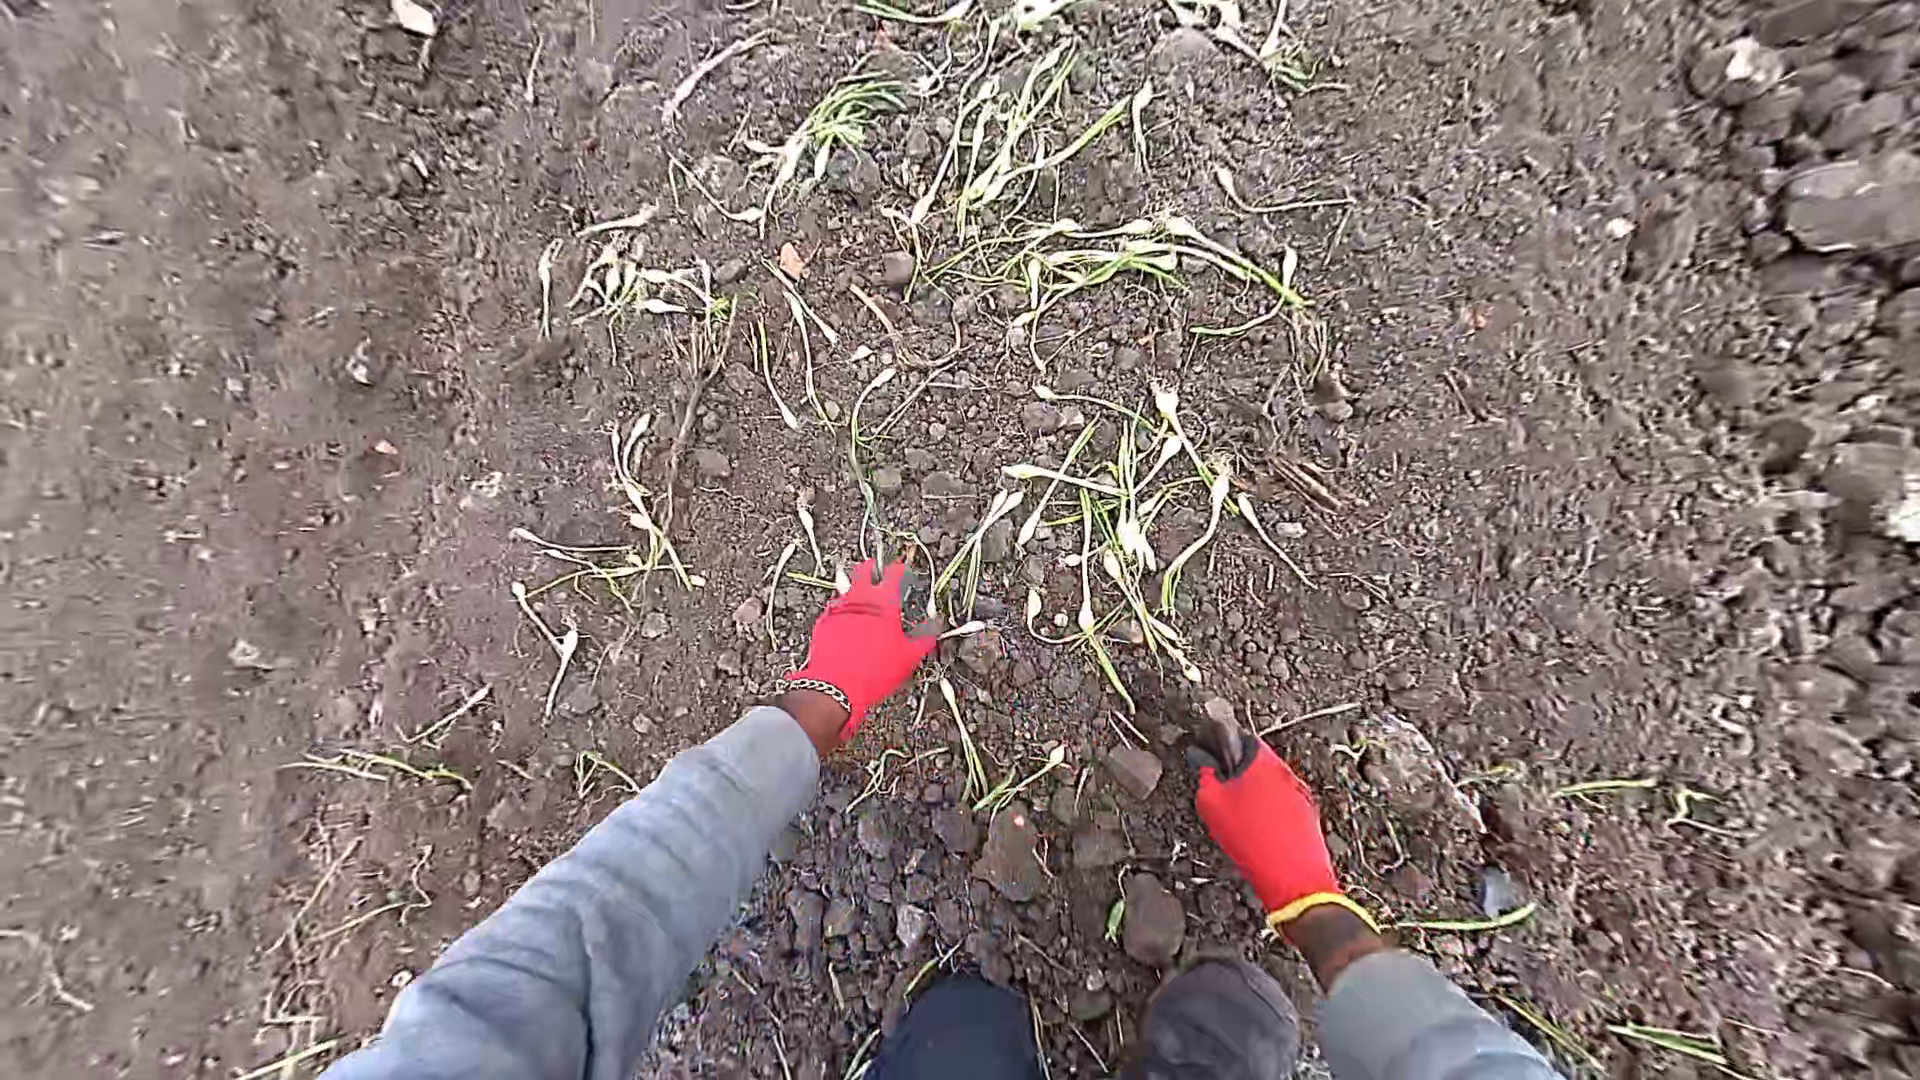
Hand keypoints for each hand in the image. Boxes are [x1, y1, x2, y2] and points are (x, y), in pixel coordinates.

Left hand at [785, 560, 936, 744]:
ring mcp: (839, 608)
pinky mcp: (823, 622)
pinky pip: (833, 608)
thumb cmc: (874, 671)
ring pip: (847, 587)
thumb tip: (933, 632)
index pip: (894, 574)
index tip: (901, 568)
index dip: (899, 568)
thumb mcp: (907, 657)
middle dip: (871, 567)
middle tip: (876, 569)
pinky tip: (845, 618)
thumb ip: (922, 640)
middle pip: (864, 571)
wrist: (836, 687)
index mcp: (884, 603)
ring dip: (855, 588)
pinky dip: (841, 609)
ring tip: (862, 596)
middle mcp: (860, 599)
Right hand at [1195, 735, 1375, 934]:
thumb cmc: (1252, 839)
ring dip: (1253, 790)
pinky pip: (1281, 801)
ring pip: (1269, 781)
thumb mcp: (1212, 803)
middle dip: (1237, 770)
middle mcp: (1285, 772)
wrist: (1296, 883)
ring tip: (1238, 813)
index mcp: (1262, 761)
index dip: (1220, 743)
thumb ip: (1205, 776)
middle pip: (1256, 759)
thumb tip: (1203, 762)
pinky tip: (1256, 828)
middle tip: (1220, 787)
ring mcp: (1300, 794)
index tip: (1209, 755)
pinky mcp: (1308, 816)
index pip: (1239, 736)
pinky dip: (1267, 808)